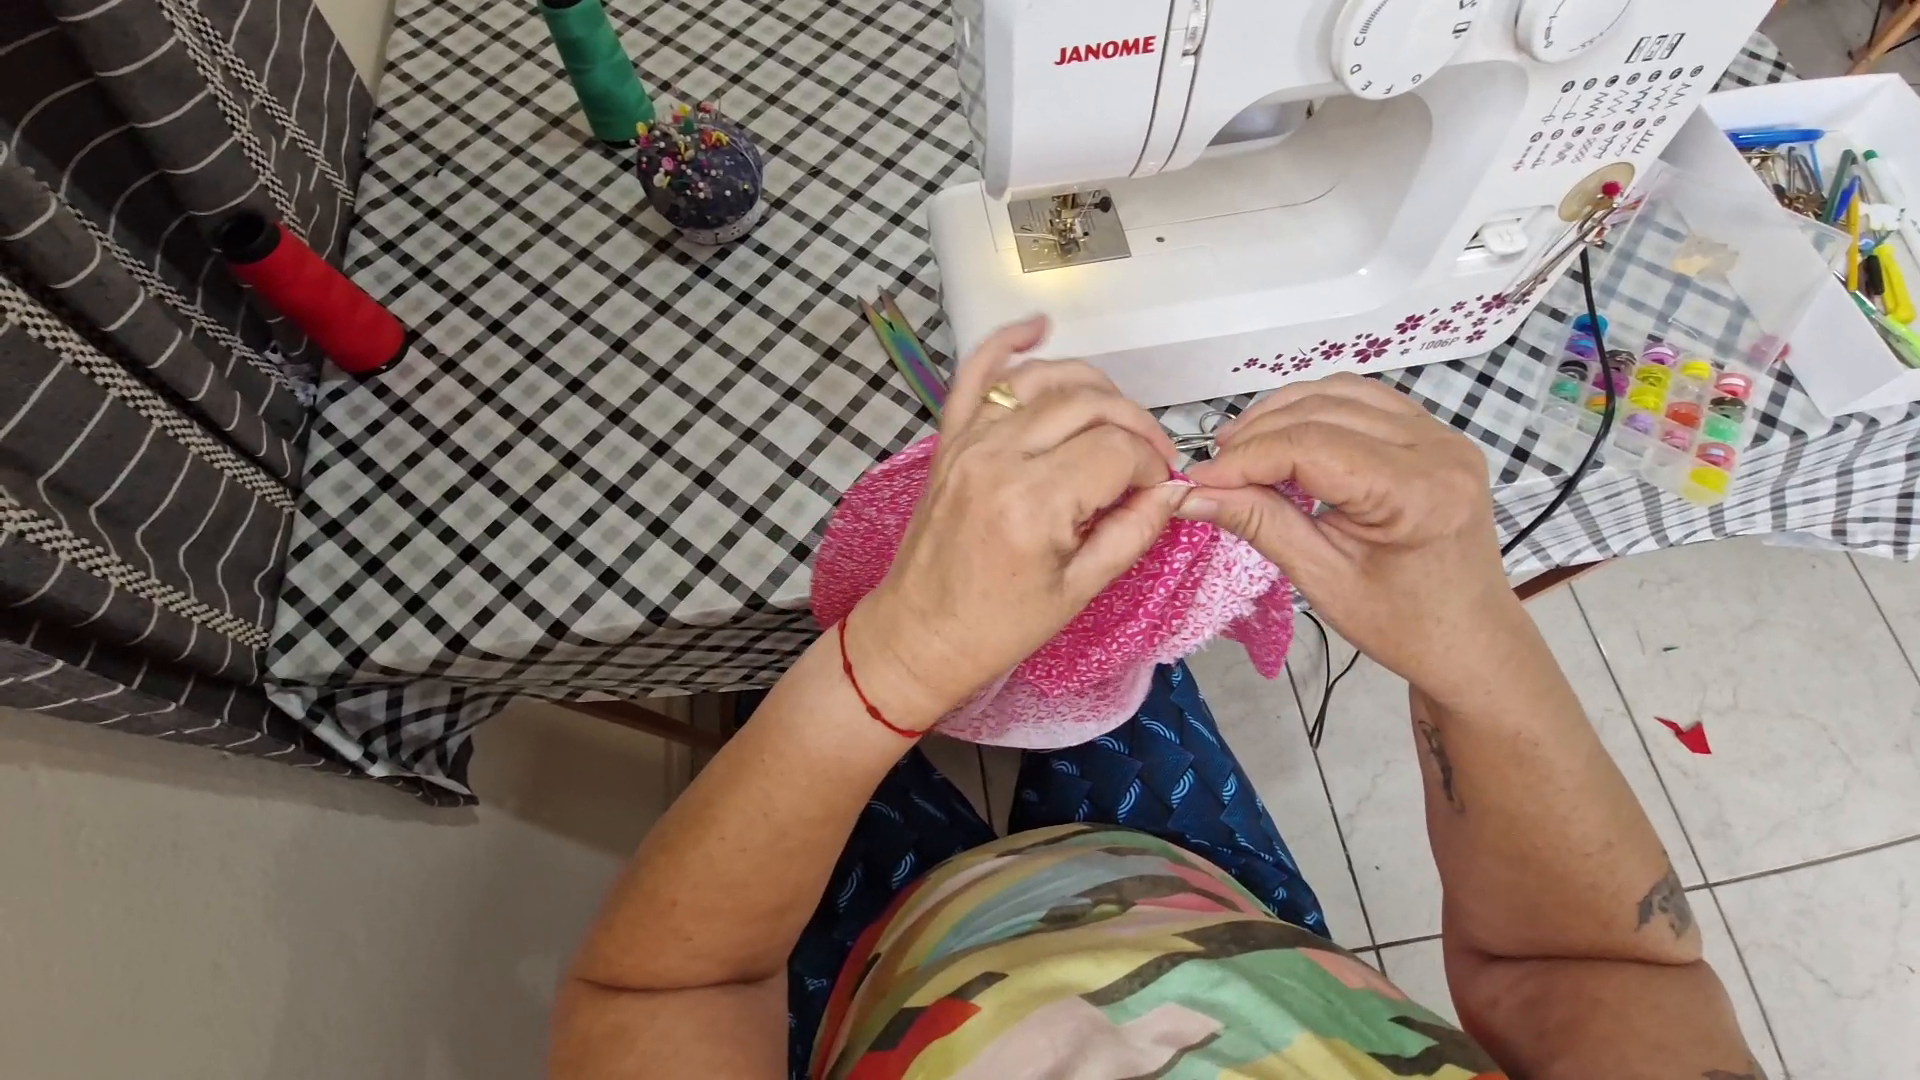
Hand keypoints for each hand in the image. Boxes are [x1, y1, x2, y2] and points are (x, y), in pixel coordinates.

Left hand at [845, 316, 1191, 729]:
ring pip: (1044, 379)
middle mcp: (998, 458)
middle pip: (1089, 404)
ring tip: (1116, 417)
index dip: (1152, 465)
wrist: (919, 634)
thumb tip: (1172, 491)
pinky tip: (1039, 326)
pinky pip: (974, 375)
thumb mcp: (1079, 591)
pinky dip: (1006, 343)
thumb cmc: (997, 626)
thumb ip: (1132, 532)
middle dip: (1134, 424)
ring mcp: (968, 442)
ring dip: (1092, 387)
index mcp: (1034, 503)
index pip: (1118, 449)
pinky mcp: (948, 440)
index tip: (1156, 490)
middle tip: (1149, 457)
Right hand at [1180, 374, 1529, 705]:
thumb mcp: (1320, 578)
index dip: (1245, 458)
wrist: (1468, 637)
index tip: (1198, 480)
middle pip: (1323, 410)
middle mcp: (1437, 449)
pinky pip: (1363, 400)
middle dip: (1256, 434)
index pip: (1309, 447)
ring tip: (1239, 449)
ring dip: (1281, 413)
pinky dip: (1313, 409)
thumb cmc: (1399, 623)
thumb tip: (1193, 494)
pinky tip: (1284, 436)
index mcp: (1416, 494)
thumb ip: (1259, 523)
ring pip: (1340, 393)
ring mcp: (1441, 436)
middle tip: (1213, 470)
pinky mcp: (1434, 435)